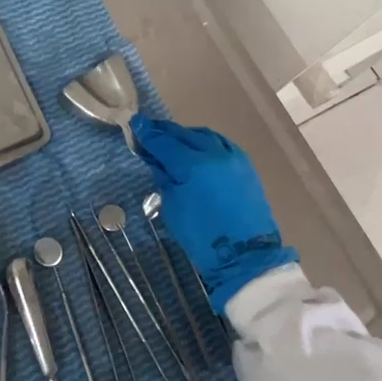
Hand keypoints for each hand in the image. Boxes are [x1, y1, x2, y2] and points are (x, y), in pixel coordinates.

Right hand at [131, 115, 297, 312]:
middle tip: (149, 129)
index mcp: (193, 166)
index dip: (147, 133)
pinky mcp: (246, 165)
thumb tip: (157, 160)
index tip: (135, 123)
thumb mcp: (173, 208)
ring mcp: (233, 157)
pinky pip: (222, 143)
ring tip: (173, 138)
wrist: (245, 257)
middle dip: (165, 131)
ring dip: (186, 135)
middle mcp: (214, 154)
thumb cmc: (202, 238)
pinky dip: (206, 141)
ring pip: (205, 135)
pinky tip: (198, 146)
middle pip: (184, 134)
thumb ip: (164, 178)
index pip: (164, 143)